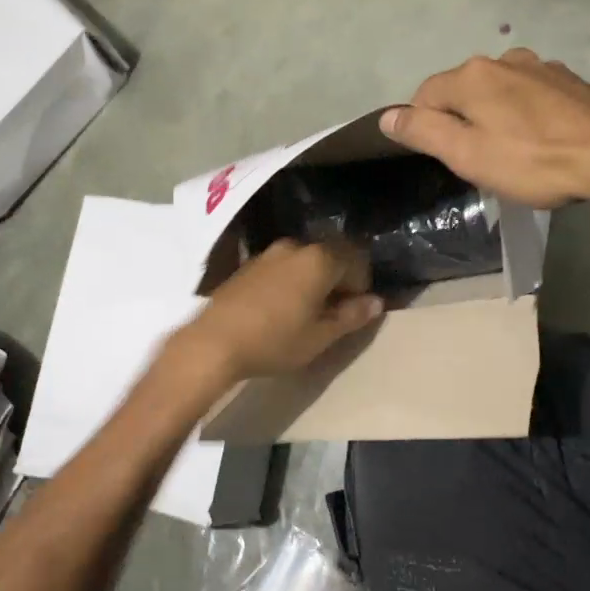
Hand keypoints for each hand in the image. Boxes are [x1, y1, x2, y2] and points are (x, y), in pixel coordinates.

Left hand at [173, 238, 383, 383]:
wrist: (212, 343)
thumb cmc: (274, 341)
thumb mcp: (320, 336)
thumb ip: (351, 316)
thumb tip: (376, 302)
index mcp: (320, 259)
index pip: (357, 261)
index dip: (363, 286)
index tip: (356, 312)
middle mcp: (296, 247)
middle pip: (330, 257)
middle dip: (339, 280)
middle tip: (335, 313)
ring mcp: (268, 253)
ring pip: (305, 261)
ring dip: (314, 281)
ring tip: (308, 312)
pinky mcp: (247, 265)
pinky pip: (282, 268)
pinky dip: (291, 282)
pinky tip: (281, 309)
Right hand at [380, 48, 589, 217]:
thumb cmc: (533, 161)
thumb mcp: (468, 155)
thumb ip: (423, 133)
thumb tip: (387, 117)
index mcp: (472, 75)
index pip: (424, 96)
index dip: (423, 128)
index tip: (441, 159)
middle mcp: (504, 59)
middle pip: (463, 90)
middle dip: (460, 121)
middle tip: (475, 162)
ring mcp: (541, 67)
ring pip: (499, 91)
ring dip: (494, 117)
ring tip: (510, 153)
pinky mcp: (571, 81)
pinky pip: (531, 96)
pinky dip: (525, 115)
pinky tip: (541, 141)